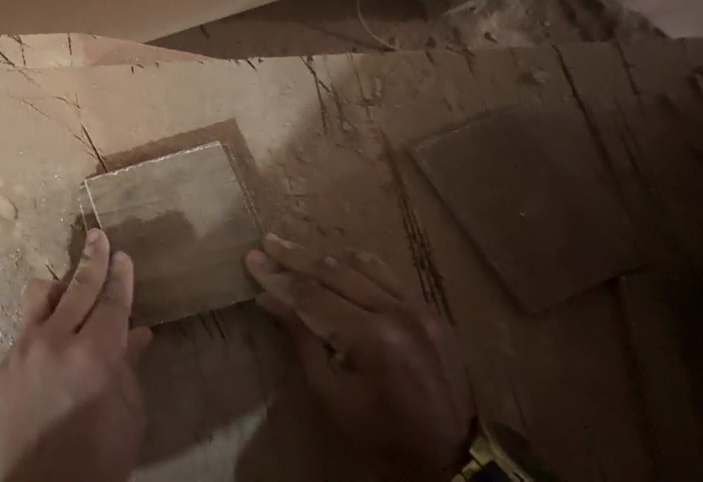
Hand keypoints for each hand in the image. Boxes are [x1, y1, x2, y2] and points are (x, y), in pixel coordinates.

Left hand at [0, 229, 153, 481]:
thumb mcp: (130, 413)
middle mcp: (56, 340)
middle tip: (99, 237)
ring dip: (60, 285)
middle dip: (92, 260)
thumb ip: (129, 365)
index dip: (120, 277)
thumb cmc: (102, 455)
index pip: (111, 302)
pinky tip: (54, 336)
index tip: (124, 255)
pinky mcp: (6, 363)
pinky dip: (44, 323)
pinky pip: (26, 327)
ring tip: (71, 283)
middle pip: (78, 287)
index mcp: (94, 354)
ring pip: (40, 296)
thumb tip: (137, 333)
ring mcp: (25, 349)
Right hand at [248, 234, 474, 481]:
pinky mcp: (432, 313)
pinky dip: (358, 266)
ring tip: (296, 250)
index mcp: (372, 339)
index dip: (278, 277)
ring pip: (363, 265)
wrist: (451, 462)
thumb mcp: (330, 394)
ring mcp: (420, 310)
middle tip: (267, 242)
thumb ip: (301, 339)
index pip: (312, 295)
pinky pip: (388, 276)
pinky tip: (338, 263)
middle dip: (296, 257)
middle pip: (336, 272)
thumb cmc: (381, 436)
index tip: (251, 259)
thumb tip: (269, 298)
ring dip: (325, 257)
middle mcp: (398, 314)